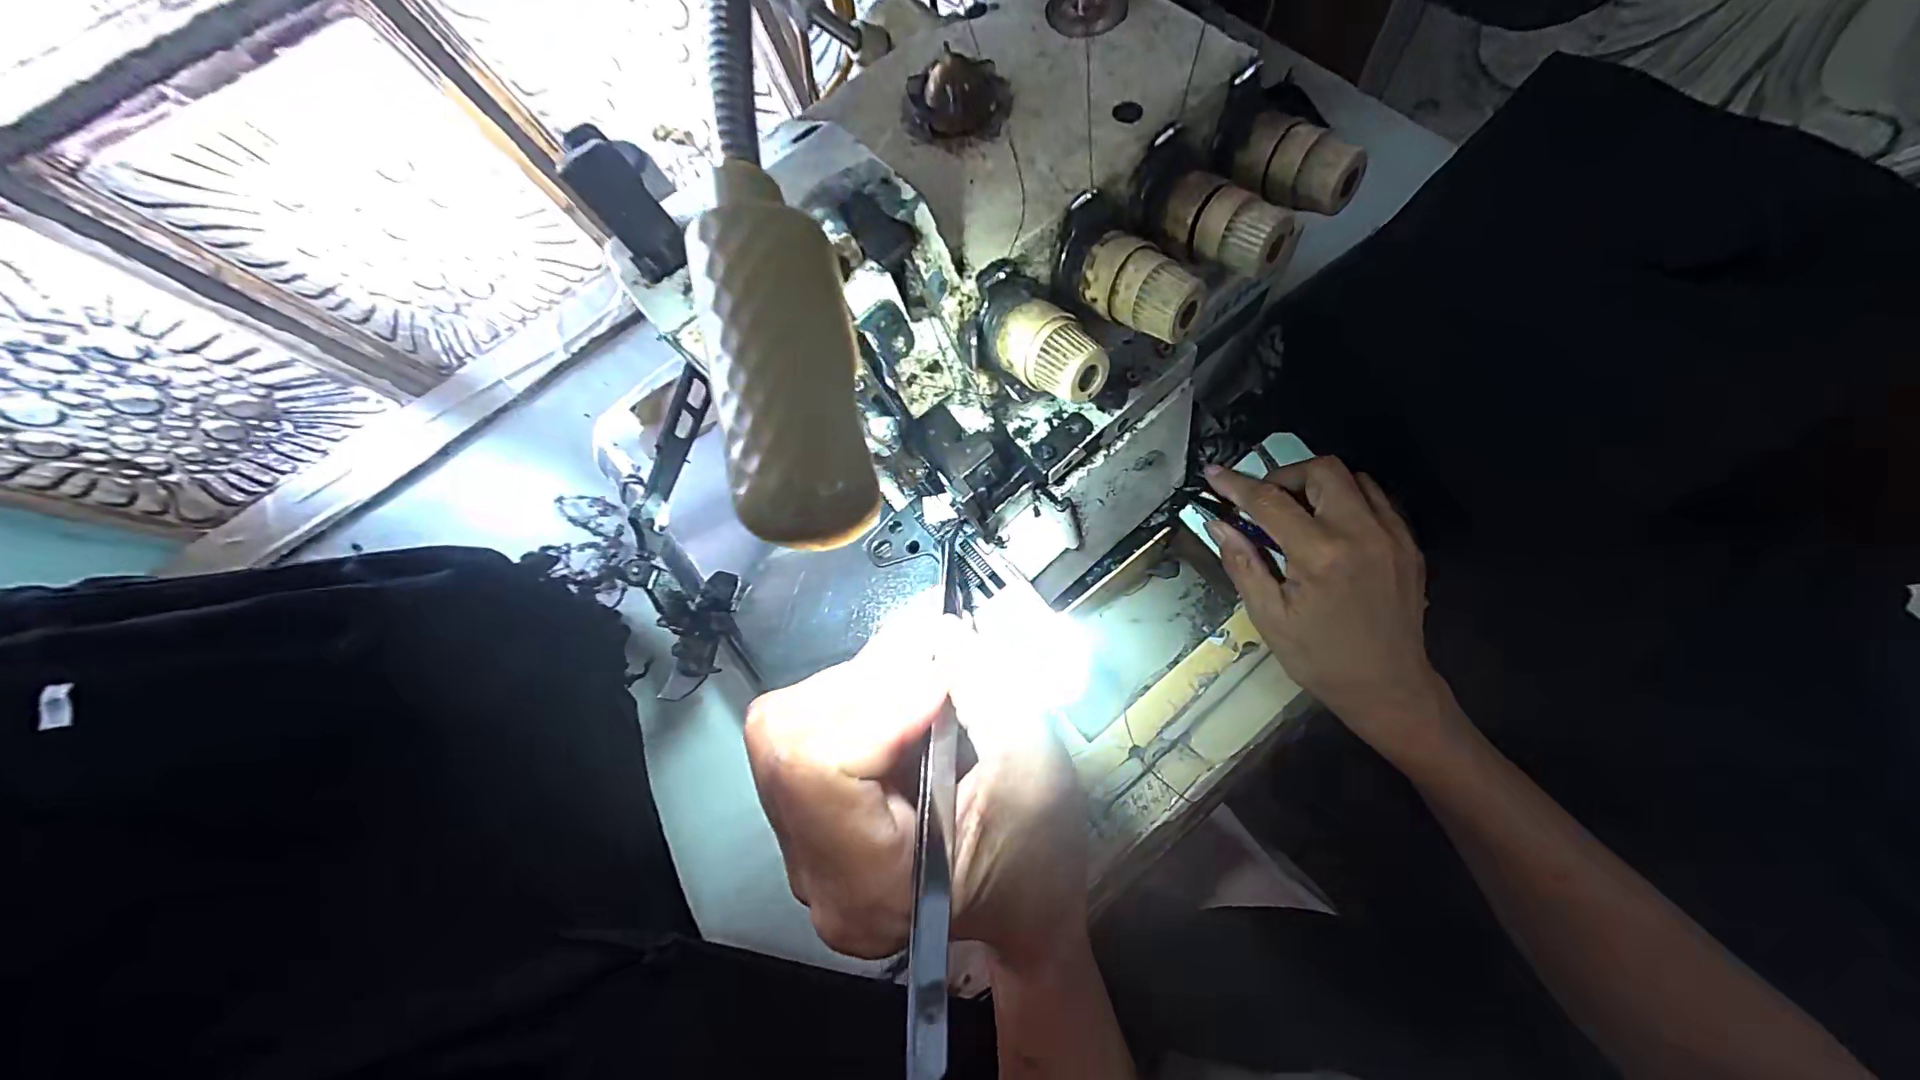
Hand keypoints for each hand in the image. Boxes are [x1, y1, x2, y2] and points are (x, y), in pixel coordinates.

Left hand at [744, 614, 1087, 966]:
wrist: (1024, 898)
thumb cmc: (1037, 854)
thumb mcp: (1028, 766)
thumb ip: (979, 689)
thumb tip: (931, 631)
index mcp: (864, 885)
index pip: (816, 765)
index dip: (876, 706)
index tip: (941, 686)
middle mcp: (811, 868)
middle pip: (791, 734)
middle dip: (864, 684)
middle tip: (932, 671)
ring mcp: (801, 840)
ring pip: (789, 722)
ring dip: (857, 685)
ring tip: (919, 691)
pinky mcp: (807, 812)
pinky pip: (804, 728)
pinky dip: (851, 698)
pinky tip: (899, 706)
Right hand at [1202, 456, 1460, 761]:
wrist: (1387, 686)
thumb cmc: (1318, 658)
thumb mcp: (1268, 616)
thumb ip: (1243, 563)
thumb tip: (1218, 524)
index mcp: (1321, 555)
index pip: (1271, 502)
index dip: (1237, 484)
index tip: (1213, 473)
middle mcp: (1362, 534)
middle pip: (1322, 470)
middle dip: (1284, 477)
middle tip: (1263, 503)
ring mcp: (1392, 536)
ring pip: (1353, 478)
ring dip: (1317, 485)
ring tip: (1296, 513)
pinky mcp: (1408, 544)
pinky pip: (1377, 499)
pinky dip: (1346, 499)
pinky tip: (1328, 526)